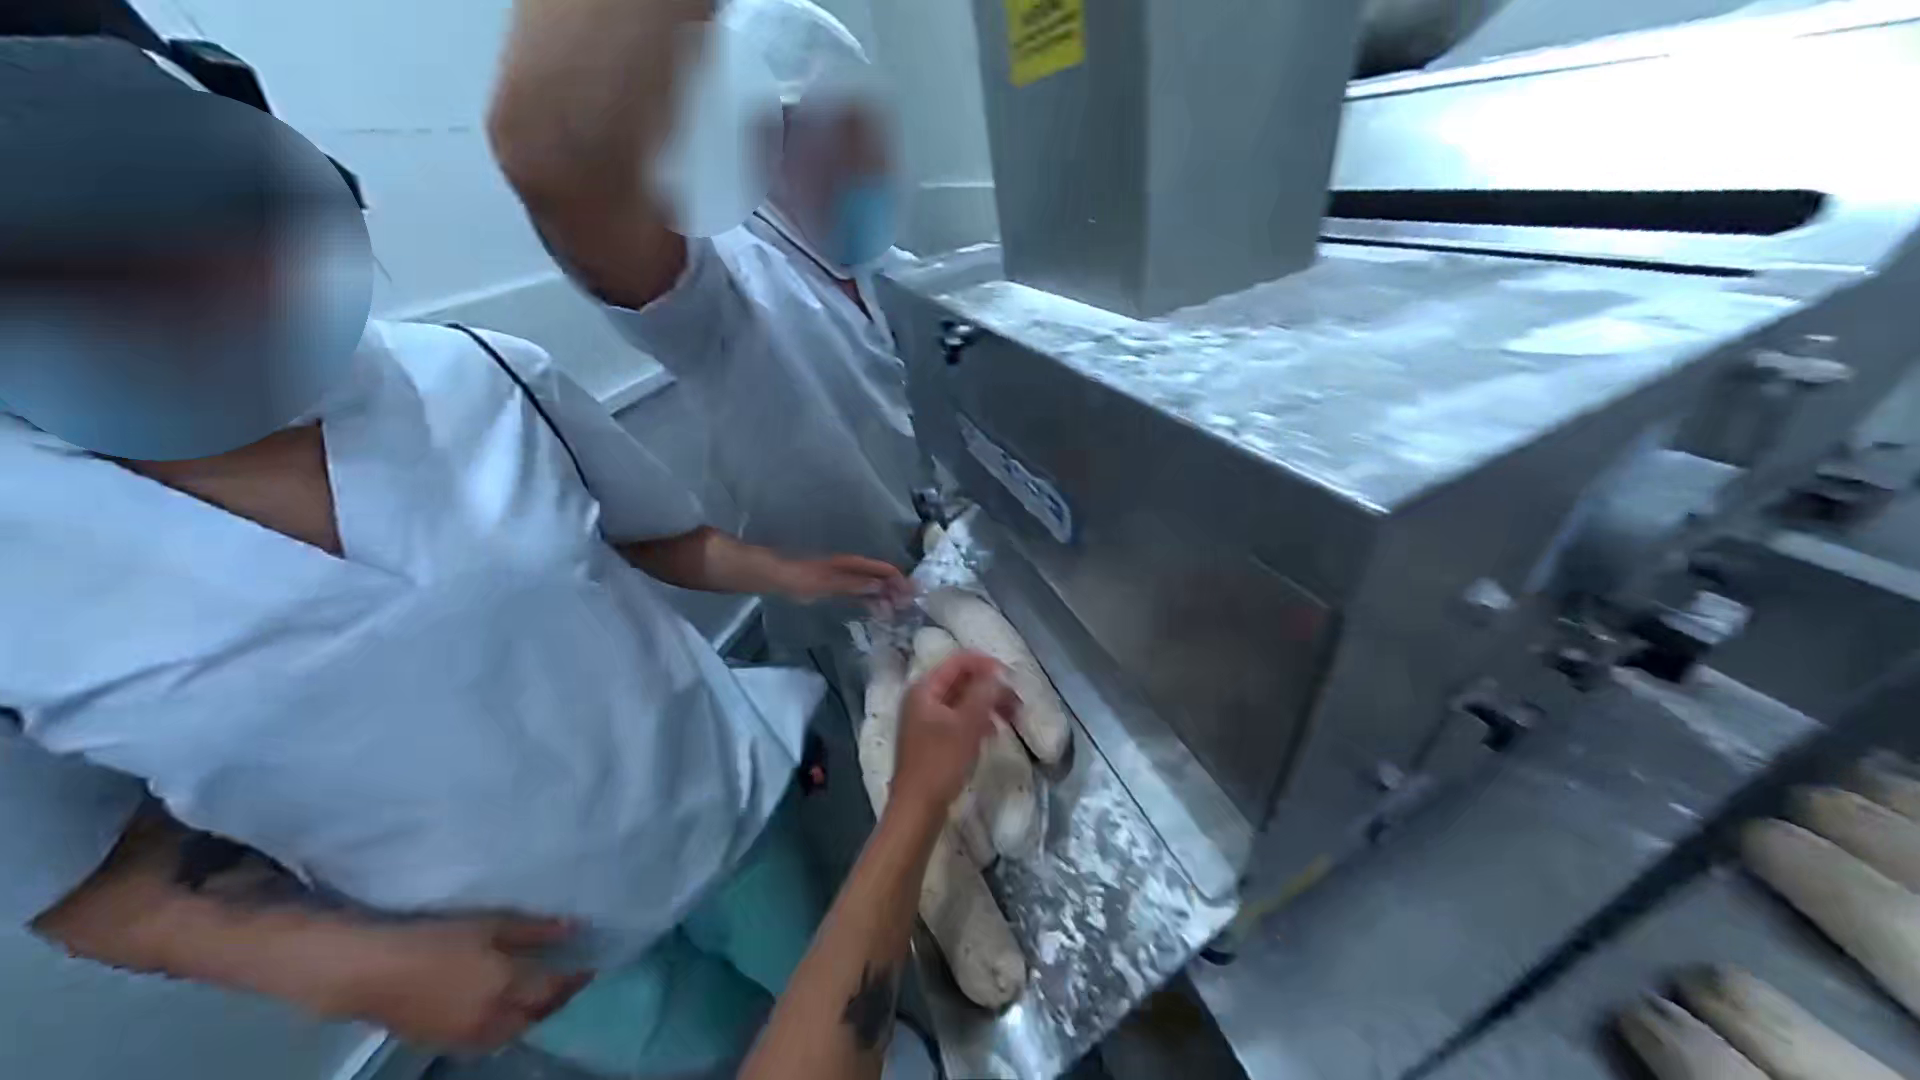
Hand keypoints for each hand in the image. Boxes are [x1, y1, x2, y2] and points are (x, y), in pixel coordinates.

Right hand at [317, 915, 592, 1050]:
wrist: (369, 973)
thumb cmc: (437, 940)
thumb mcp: (493, 925)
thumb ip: (536, 930)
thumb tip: (575, 929)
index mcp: (506, 988)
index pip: (554, 989)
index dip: (576, 977)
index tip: (591, 964)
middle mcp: (490, 1019)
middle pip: (535, 1016)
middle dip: (557, 999)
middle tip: (569, 977)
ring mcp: (463, 1036)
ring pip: (511, 1033)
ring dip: (531, 1015)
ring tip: (541, 991)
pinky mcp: (440, 1043)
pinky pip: (487, 1040)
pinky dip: (506, 1026)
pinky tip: (507, 1007)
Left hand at [773, 554, 910, 608]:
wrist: (778, 577)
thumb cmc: (801, 579)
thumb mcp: (828, 584)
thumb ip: (854, 585)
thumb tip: (881, 586)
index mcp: (852, 564)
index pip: (884, 569)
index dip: (900, 580)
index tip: (913, 594)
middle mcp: (852, 568)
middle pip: (881, 576)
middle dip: (896, 589)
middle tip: (909, 606)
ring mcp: (845, 576)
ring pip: (872, 585)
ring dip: (886, 596)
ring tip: (896, 611)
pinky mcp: (837, 586)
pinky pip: (861, 592)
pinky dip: (872, 600)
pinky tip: (877, 610)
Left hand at [892, 652, 1016, 820]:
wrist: (917, 808)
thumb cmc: (940, 762)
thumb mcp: (966, 724)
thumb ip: (983, 693)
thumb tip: (998, 673)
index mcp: (924, 689)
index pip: (958, 661)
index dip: (986, 664)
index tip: (1012, 676)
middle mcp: (922, 699)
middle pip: (961, 680)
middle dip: (990, 687)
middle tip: (1016, 701)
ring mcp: (925, 720)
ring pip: (962, 701)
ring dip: (987, 704)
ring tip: (1011, 716)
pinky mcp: (932, 739)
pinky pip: (959, 719)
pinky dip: (977, 720)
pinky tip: (993, 732)